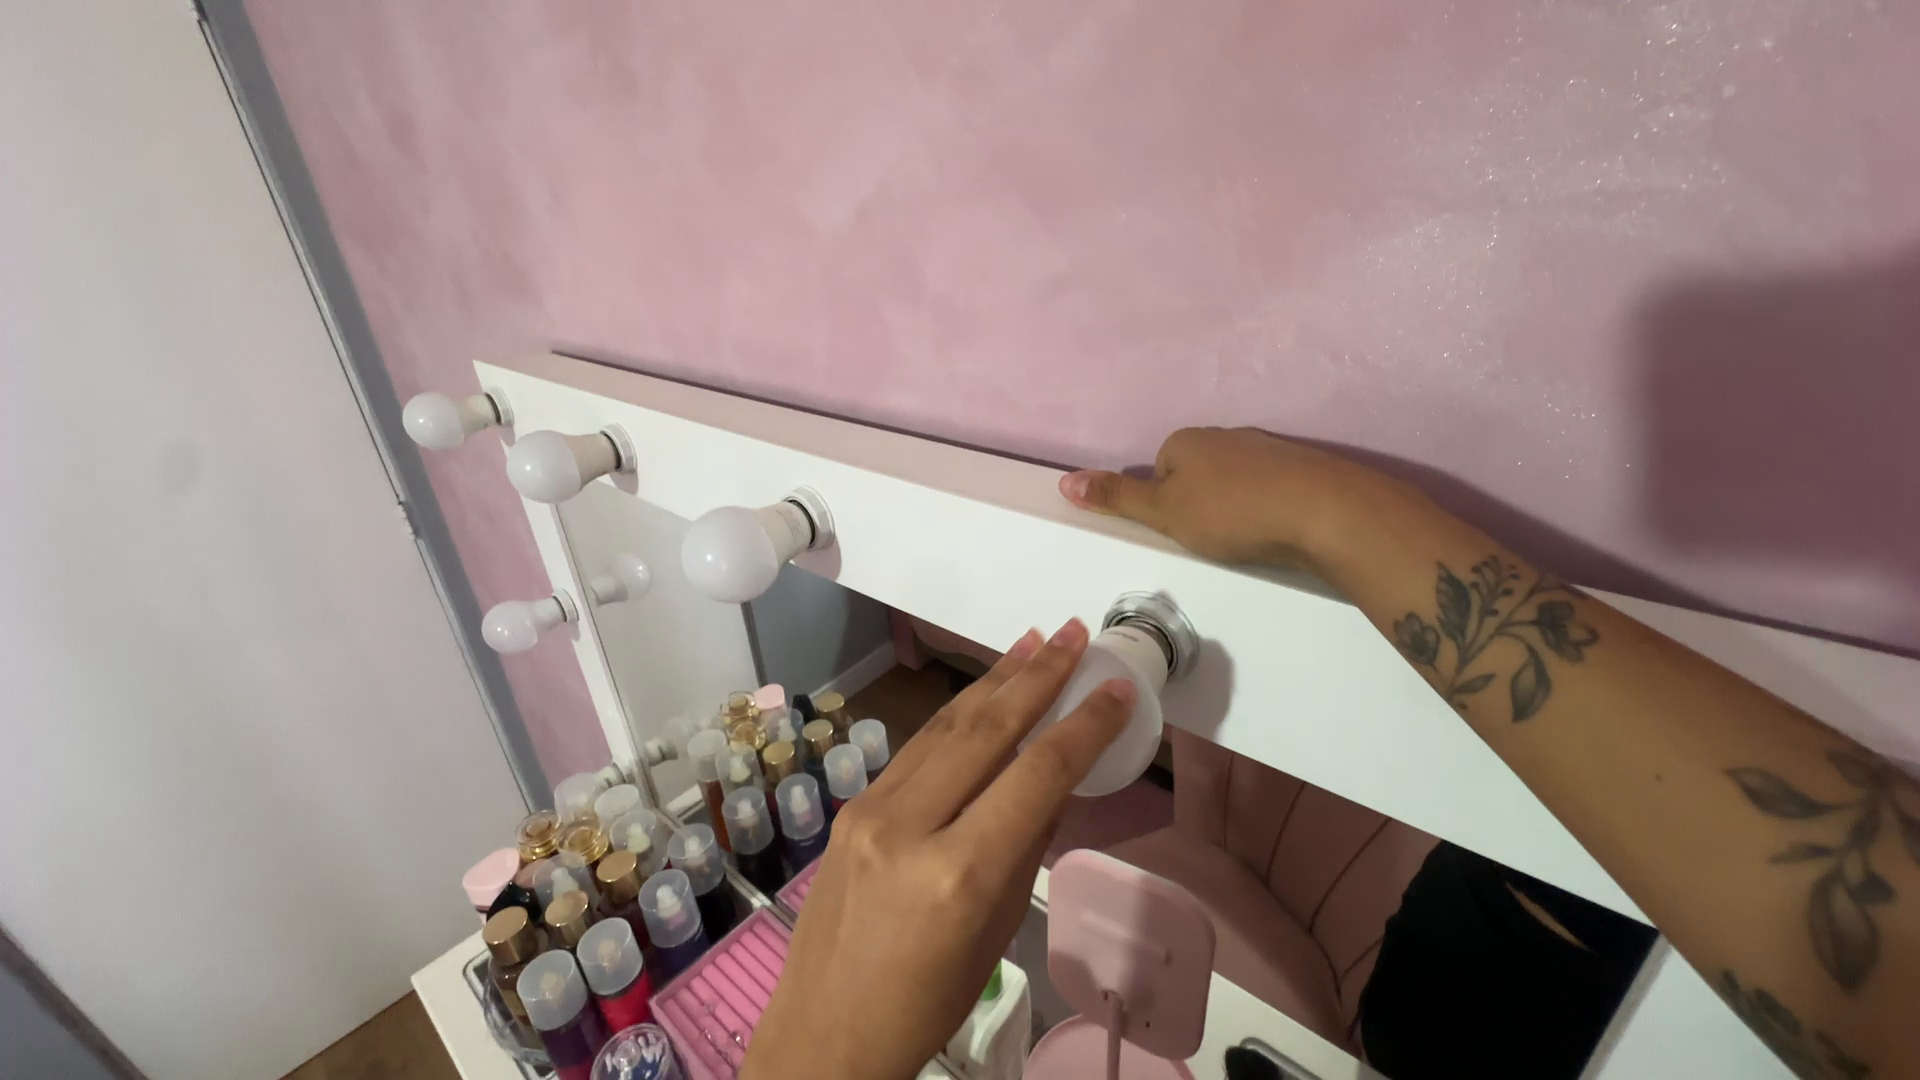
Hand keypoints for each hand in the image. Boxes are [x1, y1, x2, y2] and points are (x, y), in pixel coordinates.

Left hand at [740, 619, 1134, 1079]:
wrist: (823, 1032)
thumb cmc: (927, 1002)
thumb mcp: (996, 930)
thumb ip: (1026, 844)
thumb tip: (1054, 777)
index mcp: (960, 873)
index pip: (1038, 776)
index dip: (1084, 726)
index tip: (1117, 687)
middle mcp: (912, 825)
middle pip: (987, 730)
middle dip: (1037, 675)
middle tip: (1071, 632)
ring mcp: (872, 808)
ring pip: (946, 727)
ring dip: (994, 680)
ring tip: (1031, 643)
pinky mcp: (853, 805)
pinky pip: (917, 750)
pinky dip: (956, 715)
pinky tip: (981, 694)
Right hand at [1058, 426, 1413, 571]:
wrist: (1325, 511)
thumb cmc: (1232, 513)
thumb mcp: (1164, 512)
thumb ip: (1117, 497)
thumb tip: (1064, 480)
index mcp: (1186, 441)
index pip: (1158, 469)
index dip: (1164, 503)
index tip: (1182, 527)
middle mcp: (1224, 435)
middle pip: (1195, 472)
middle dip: (1198, 501)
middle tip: (1213, 534)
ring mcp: (1265, 446)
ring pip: (1232, 479)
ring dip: (1233, 503)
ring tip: (1246, 534)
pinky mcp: (1300, 465)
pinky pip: (1267, 484)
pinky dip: (1265, 504)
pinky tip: (1276, 525)